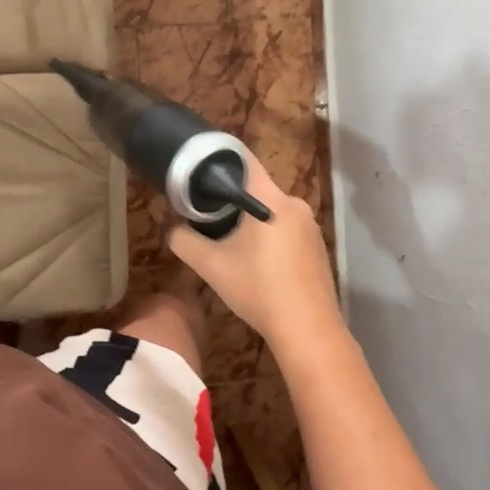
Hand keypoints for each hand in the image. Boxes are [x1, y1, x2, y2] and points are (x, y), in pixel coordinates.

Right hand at [167, 156, 340, 347]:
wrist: (307, 329)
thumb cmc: (258, 289)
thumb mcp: (211, 266)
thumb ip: (184, 241)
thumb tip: (172, 228)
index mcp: (270, 199)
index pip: (244, 161)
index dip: (219, 161)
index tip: (199, 172)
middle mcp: (295, 204)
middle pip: (256, 190)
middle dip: (232, 202)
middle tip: (208, 220)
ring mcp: (310, 226)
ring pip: (272, 213)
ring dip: (252, 223)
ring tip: (231, 246)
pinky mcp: (317, 247)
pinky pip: (287, 231)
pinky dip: (270, 239)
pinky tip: (259, 265)